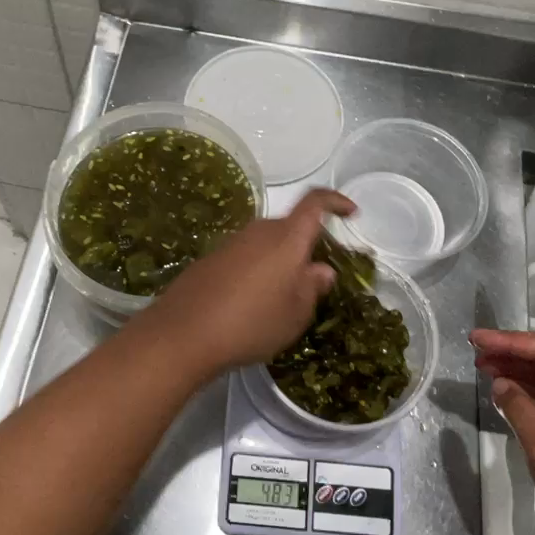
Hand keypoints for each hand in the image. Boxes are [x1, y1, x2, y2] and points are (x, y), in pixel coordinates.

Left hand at [133, 189, 356, 374]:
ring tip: (281, 298)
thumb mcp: (295, 314)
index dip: (335, 201)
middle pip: (290, 227)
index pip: (315, 203)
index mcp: (287, 239)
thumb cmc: (251, 323)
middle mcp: (259, 232)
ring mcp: (231, 243)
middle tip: (313, 279)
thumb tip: (322, 269)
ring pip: (266, 244)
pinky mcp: (210, 259)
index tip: (350, 212)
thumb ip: (313, 287)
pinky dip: (256, 271)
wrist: (184, 334)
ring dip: (279, 262)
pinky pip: (244, 257)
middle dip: (305, 246)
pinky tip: (251, 303)